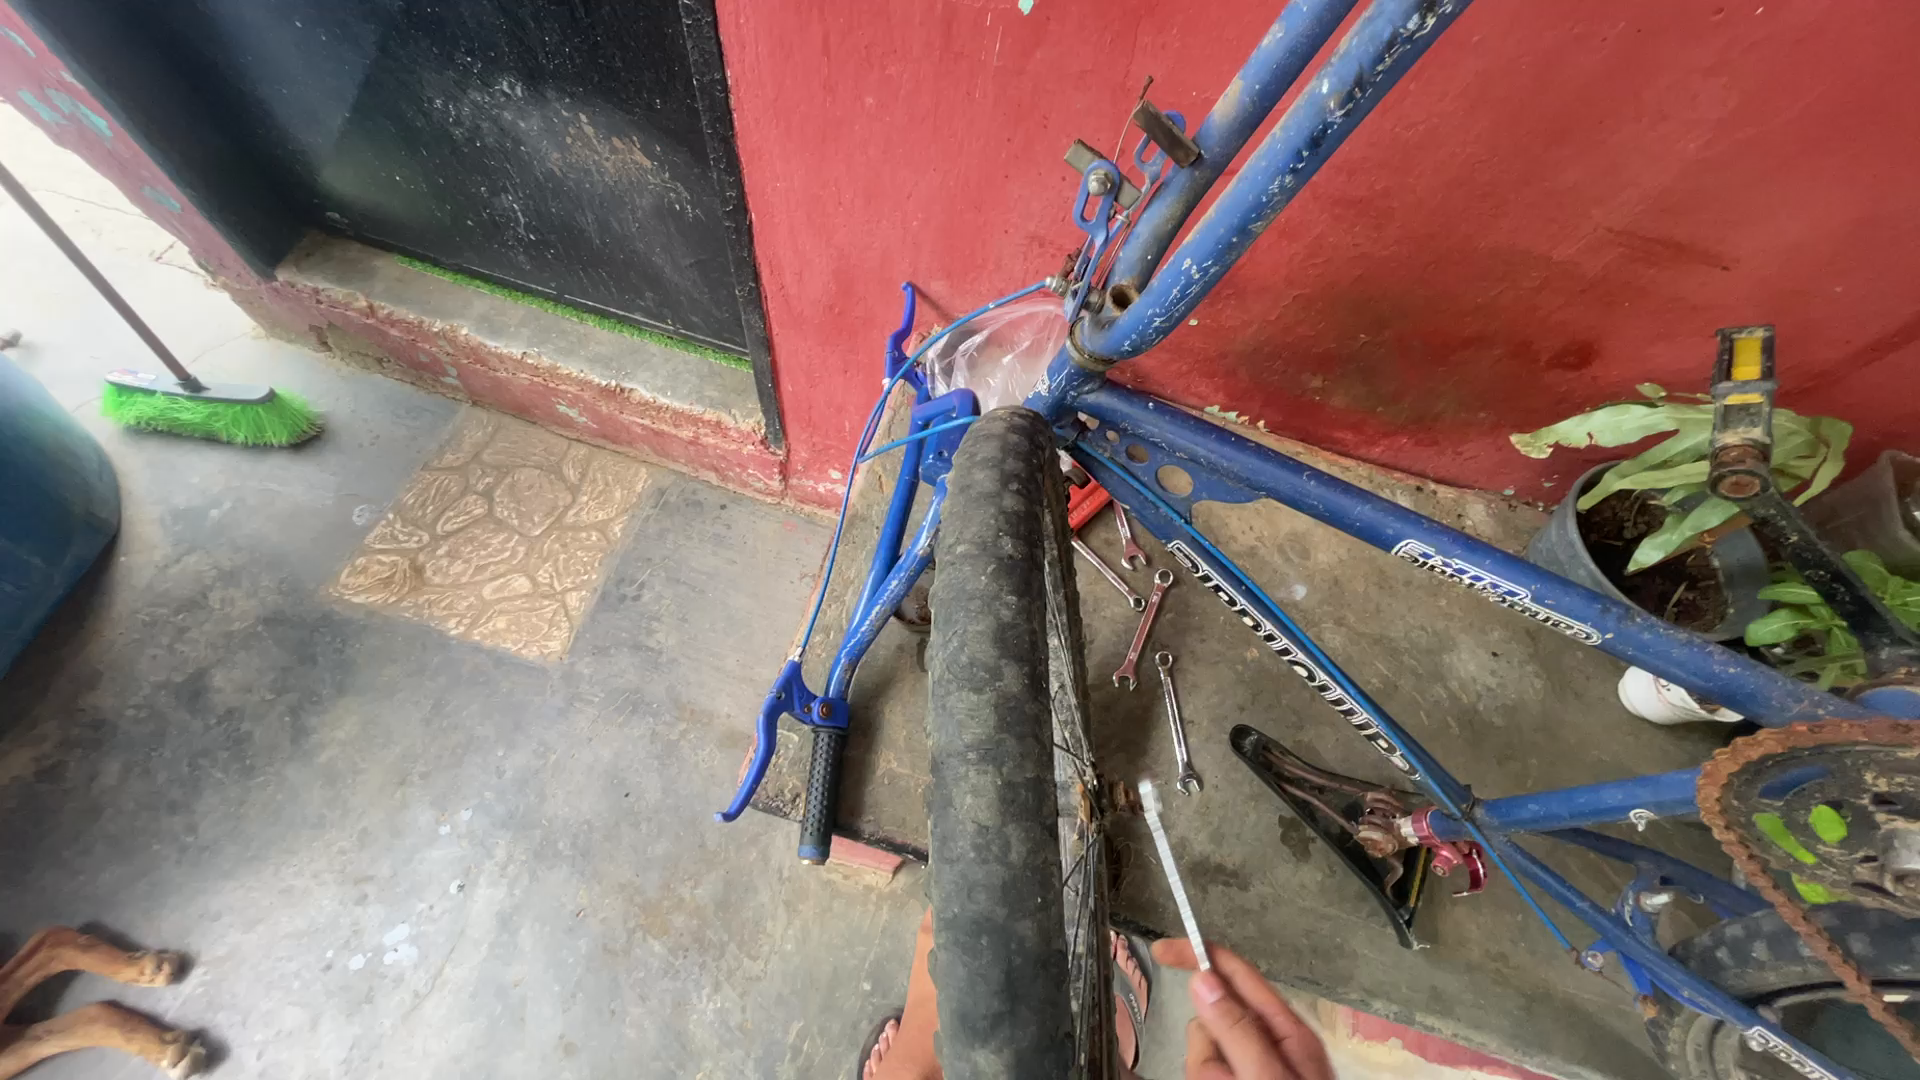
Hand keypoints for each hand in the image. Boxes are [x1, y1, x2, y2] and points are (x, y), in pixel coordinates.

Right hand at [1149, 939, 1331, 1079]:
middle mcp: (1268, 1047)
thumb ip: (1237, 1031)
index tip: (1159, 951)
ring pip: (1202, 1055)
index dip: (1197, 954)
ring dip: (1207, 1077)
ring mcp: (1251, 1071)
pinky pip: (1204, 1075)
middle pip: (1210, 1019)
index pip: (1235, 972)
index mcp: (1285, 1031)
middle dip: (1206, 1052)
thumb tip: (1202, 978)